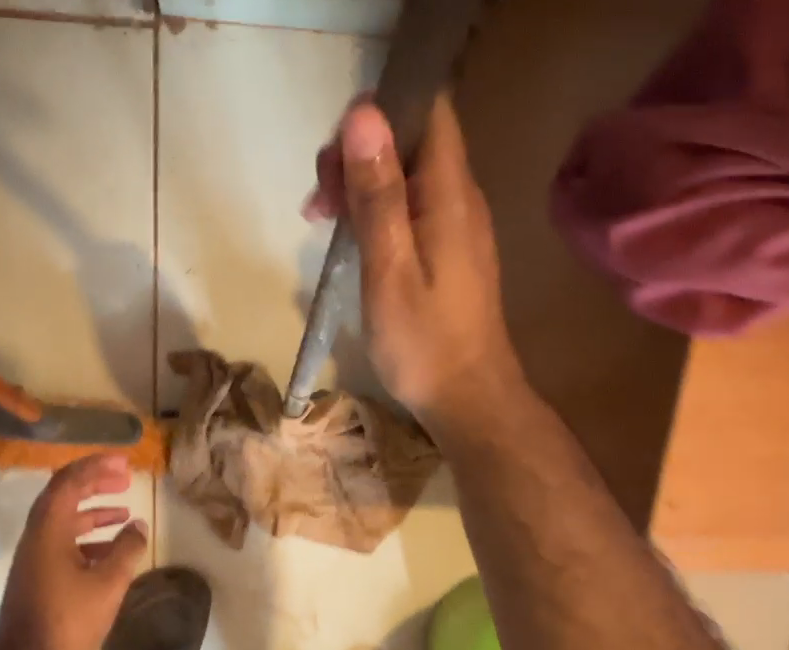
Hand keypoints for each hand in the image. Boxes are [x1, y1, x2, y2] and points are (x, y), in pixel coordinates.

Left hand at [0, 453, 148, 649]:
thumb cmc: (68, 619)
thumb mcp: (108, 583)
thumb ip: (127, 550)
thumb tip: (138, 527)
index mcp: (49, 528)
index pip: (70, 481)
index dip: (96, 467)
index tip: (124, 462)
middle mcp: (37, 535)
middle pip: (65, 496)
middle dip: (95, 484)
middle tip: (125, 479)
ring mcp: (34, 556)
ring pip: (64, 521)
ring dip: (94, 513)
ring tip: (125, 514)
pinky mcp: (37, 576)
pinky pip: (63, 542)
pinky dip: (88, 538)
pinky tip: (111, 551)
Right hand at [303, 94, 521, 422]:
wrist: (469, 401)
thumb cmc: (424, 343)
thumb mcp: (389, 269)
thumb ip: (377, 194)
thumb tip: (363, 114)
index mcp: (449, 194)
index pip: (427, 109)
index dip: (380, 112)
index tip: (337, 150)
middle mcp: (460, 199)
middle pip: (410, 141)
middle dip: (359, 154)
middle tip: (320, 200)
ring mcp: (456, 226)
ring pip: (406, 176)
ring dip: (361, 186)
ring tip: (321, 221)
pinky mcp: (449, 253)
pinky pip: (410, 209)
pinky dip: (376, 214)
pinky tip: (348, 242)